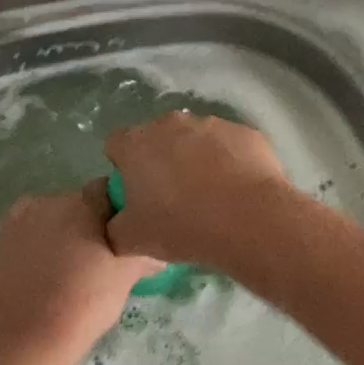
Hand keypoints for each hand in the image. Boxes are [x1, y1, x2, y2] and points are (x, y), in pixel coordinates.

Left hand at [0, 182, 162, 358]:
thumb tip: (157, 250)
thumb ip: (143, 252)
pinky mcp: (5, 233)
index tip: (122, 239)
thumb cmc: (85, 301)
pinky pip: (33, 228)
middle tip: (99, 258)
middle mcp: (52, 198)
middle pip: (81, 203)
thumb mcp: (126, 276)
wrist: (29, 334)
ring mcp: (25, 214)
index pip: (109, 192)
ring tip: (70, 268)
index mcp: (84, 202)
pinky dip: (42, 240)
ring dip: (65, 231)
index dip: (118, 213)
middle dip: (91, 224)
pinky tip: (47, 268)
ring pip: (55, 216)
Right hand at [104, 112, 293, 266]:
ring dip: (195, 161)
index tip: (136, 194)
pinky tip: (237, 192)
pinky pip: (228, 146)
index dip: (122, 169)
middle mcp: (169, 123)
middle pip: (156, 139)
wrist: (250, 219)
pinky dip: (229, 163)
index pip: (115, 145)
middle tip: (172, 200)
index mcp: (135, 144)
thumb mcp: (131, 241)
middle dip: (160, 162)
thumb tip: (117, 223)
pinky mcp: (243, 132)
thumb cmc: (181, 226)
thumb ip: (113, 228)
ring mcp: (209, 123)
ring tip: (211, 199)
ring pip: (194, 140)